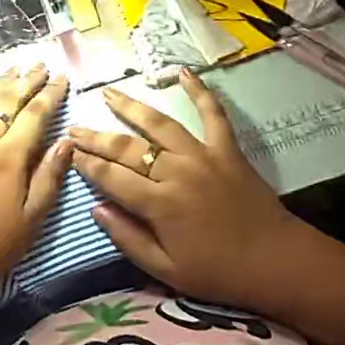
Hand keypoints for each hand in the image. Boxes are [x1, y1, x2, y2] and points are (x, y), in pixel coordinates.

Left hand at [0, 65, 71, 294]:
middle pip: (6, 100)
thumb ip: (50, 175)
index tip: (64, 78)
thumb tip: (68, 141)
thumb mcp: (33, 217)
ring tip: (13, 67)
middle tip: (41, 64)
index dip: (51, 94)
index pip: (34, 115)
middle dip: (26, 80)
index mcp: (8, 158)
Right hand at [69, 69, 326, 310]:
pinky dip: (199, 91)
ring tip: (109, 92)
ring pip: (160, 124)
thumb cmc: (217, 272)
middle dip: (98, 137)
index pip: (112, 177)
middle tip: (75, 126)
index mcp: (160, 205)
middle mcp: (177, 172)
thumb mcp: (166, 270)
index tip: (69, 151)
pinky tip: (183, 72)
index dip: (87, 164)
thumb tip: (96, 208)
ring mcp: (204, 155)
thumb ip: (128, 238)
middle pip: (129, 148)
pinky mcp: (227, 148)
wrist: (275, 260)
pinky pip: (212, 114)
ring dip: (132, 107)